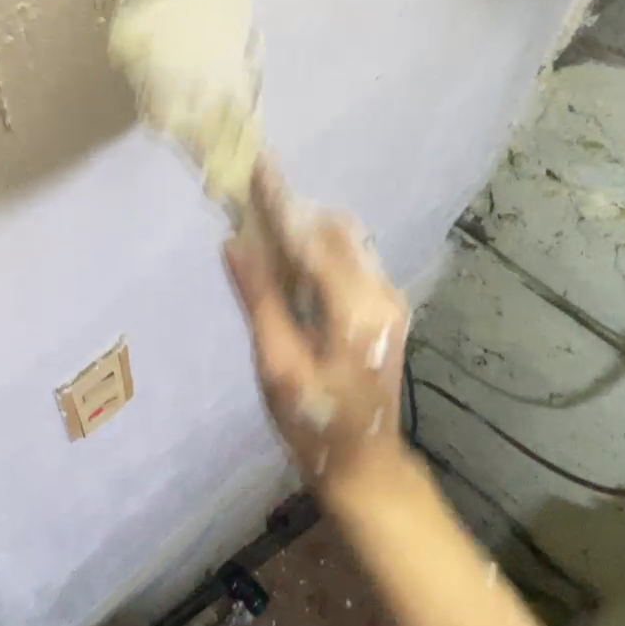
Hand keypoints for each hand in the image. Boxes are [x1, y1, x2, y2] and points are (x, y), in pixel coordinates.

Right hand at [224, 157, 409, 489]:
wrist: (366, 464)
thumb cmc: (314, 422)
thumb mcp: (277, 365)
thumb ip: (260, 299)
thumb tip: (235, 241)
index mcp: (354, 310)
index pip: (310, 239)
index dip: (280, 199)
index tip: (259, 161)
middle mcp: (380, 294)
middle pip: (334, 229)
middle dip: (292, 206)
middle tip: (250, 192)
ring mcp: (389, 299)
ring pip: (345, 239)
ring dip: (305, 223)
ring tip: (264, 219)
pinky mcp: (386, 307)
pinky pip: (351, 256)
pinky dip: (318, 243)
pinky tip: (290, 253)